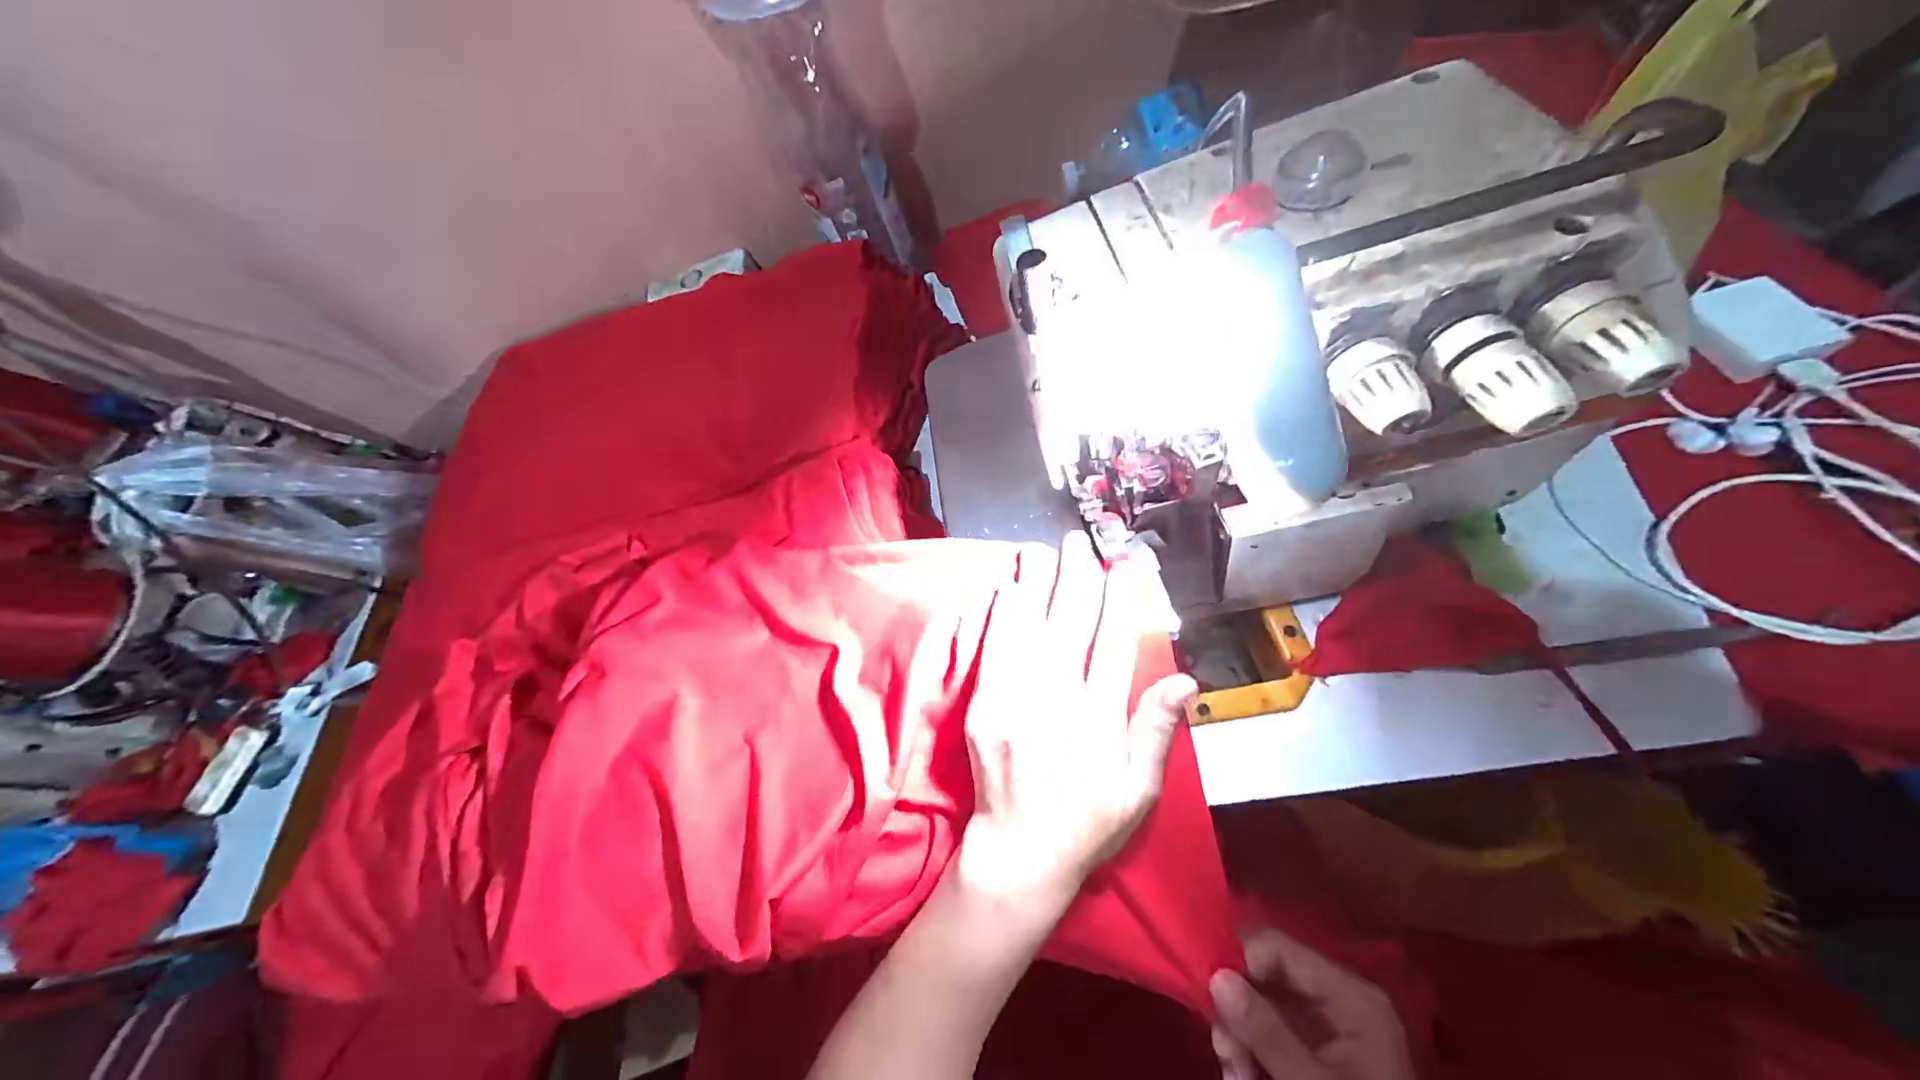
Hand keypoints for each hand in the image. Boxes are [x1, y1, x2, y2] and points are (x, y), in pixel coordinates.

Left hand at [955, 533, 1196, 909]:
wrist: (1019, 850)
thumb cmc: (1087, 823)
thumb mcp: (1138, 790)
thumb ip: (1156, 731)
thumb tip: (1185, 681)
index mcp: (1099, 720)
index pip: (1114, 644)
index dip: (1122, 600)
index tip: (1125, 567)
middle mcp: (1056, 702)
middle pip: (1068, 625)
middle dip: (1075, 578)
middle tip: (1079, 542)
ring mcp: (1014, 702)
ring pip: (1027, 630)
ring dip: (1035, 585)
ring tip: (1041, 551)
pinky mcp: (983, 707)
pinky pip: (993, 651)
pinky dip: (1000, 617)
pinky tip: (1006, 590)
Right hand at [1210, 929, 1414, 1079]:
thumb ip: (1266, 1033)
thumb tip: (1217, 976)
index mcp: (1351, 998)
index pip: (1278, 948)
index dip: (1239, 964)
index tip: (1211, 998)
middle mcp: (1338, 1001)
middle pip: (1266, 978)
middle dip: (1238, 1014)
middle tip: (1228, 1058)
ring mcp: (1328, 1028)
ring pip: (1260, 1007)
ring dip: (1239, 1040)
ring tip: (1237, 1078)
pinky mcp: (1316, 1053)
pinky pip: (1269, 1034)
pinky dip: (1251, 1054)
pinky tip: (1245, 1078)